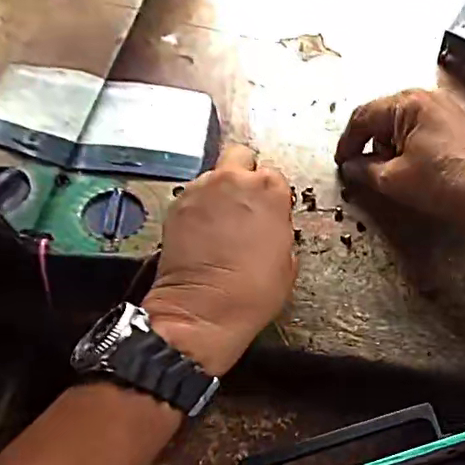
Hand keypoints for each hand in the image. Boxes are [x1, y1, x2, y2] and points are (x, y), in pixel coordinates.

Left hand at [142, 145, 295, 374]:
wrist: (204, 308)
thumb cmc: (252, 290)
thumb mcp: (288, 260)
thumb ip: (280, 228)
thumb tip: (270, 225)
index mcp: (268, 190)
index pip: (274, 175)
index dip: (273, 195)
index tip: (272, 212)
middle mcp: (232, 181)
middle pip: (240, 156)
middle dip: (243, 175)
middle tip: (246, 204)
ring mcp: (199, 190)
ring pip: (213, 175)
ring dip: (220, 192)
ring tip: (224, 224)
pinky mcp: (176, 206)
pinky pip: (193, 196)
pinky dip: (200, 208)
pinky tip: (206, 234)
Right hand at [335, 89, 464, 236]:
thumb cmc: (444, 186)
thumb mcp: (394, 179)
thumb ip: (364, 170)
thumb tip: (351, 167)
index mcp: (410, 102)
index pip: (364, 115)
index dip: (348, 142)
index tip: (341, 162)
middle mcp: (430, 98)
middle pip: (386, 117)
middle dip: (372, 144)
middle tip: (364, 170)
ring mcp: (450, 111)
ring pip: (406, 125)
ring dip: (392, 148)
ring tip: (392, 175)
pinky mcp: (462, 129)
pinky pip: (426, 132)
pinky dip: (413, 149)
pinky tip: (415, 171)